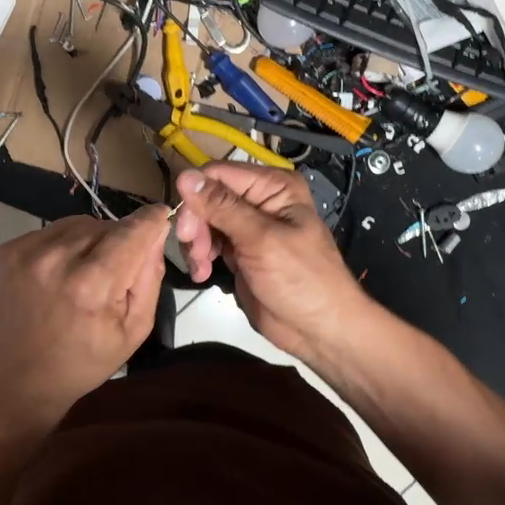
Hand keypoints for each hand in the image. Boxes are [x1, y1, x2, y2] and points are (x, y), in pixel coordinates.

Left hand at [0, 205, 171, 418]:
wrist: (23, 374)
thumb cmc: (86, 358)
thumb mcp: (135, 328)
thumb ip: (150, 276)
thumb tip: (156, 230)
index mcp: (91, 285)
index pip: (131, 231)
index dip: (151, 221)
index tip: (161, 216)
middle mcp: (56, 260)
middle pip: (106, 226)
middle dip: (118, 242)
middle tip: (114, 273)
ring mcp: (27, 252)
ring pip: (79, 224)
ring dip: (90, 241)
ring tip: (85, 274)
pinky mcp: (9, 249)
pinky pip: (53, 231)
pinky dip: (64, 245)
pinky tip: (60, 274)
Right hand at [172, 163, 374, 365]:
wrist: (319, 330)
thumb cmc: (301, 280)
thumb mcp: (261, 240)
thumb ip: (222, 207)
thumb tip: (185, 175)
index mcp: (273, 186)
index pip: (217, 174)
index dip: (195, 197)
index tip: (186, 230)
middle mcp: (259, 199)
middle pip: (205, 197)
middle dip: (195, 224)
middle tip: (195, 252)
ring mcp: (247, 225)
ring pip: (202, 220)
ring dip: (195, 243)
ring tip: (201, 268)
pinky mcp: (239, 250)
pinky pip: (207, 242)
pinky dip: (200, 256)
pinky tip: (204, 273)